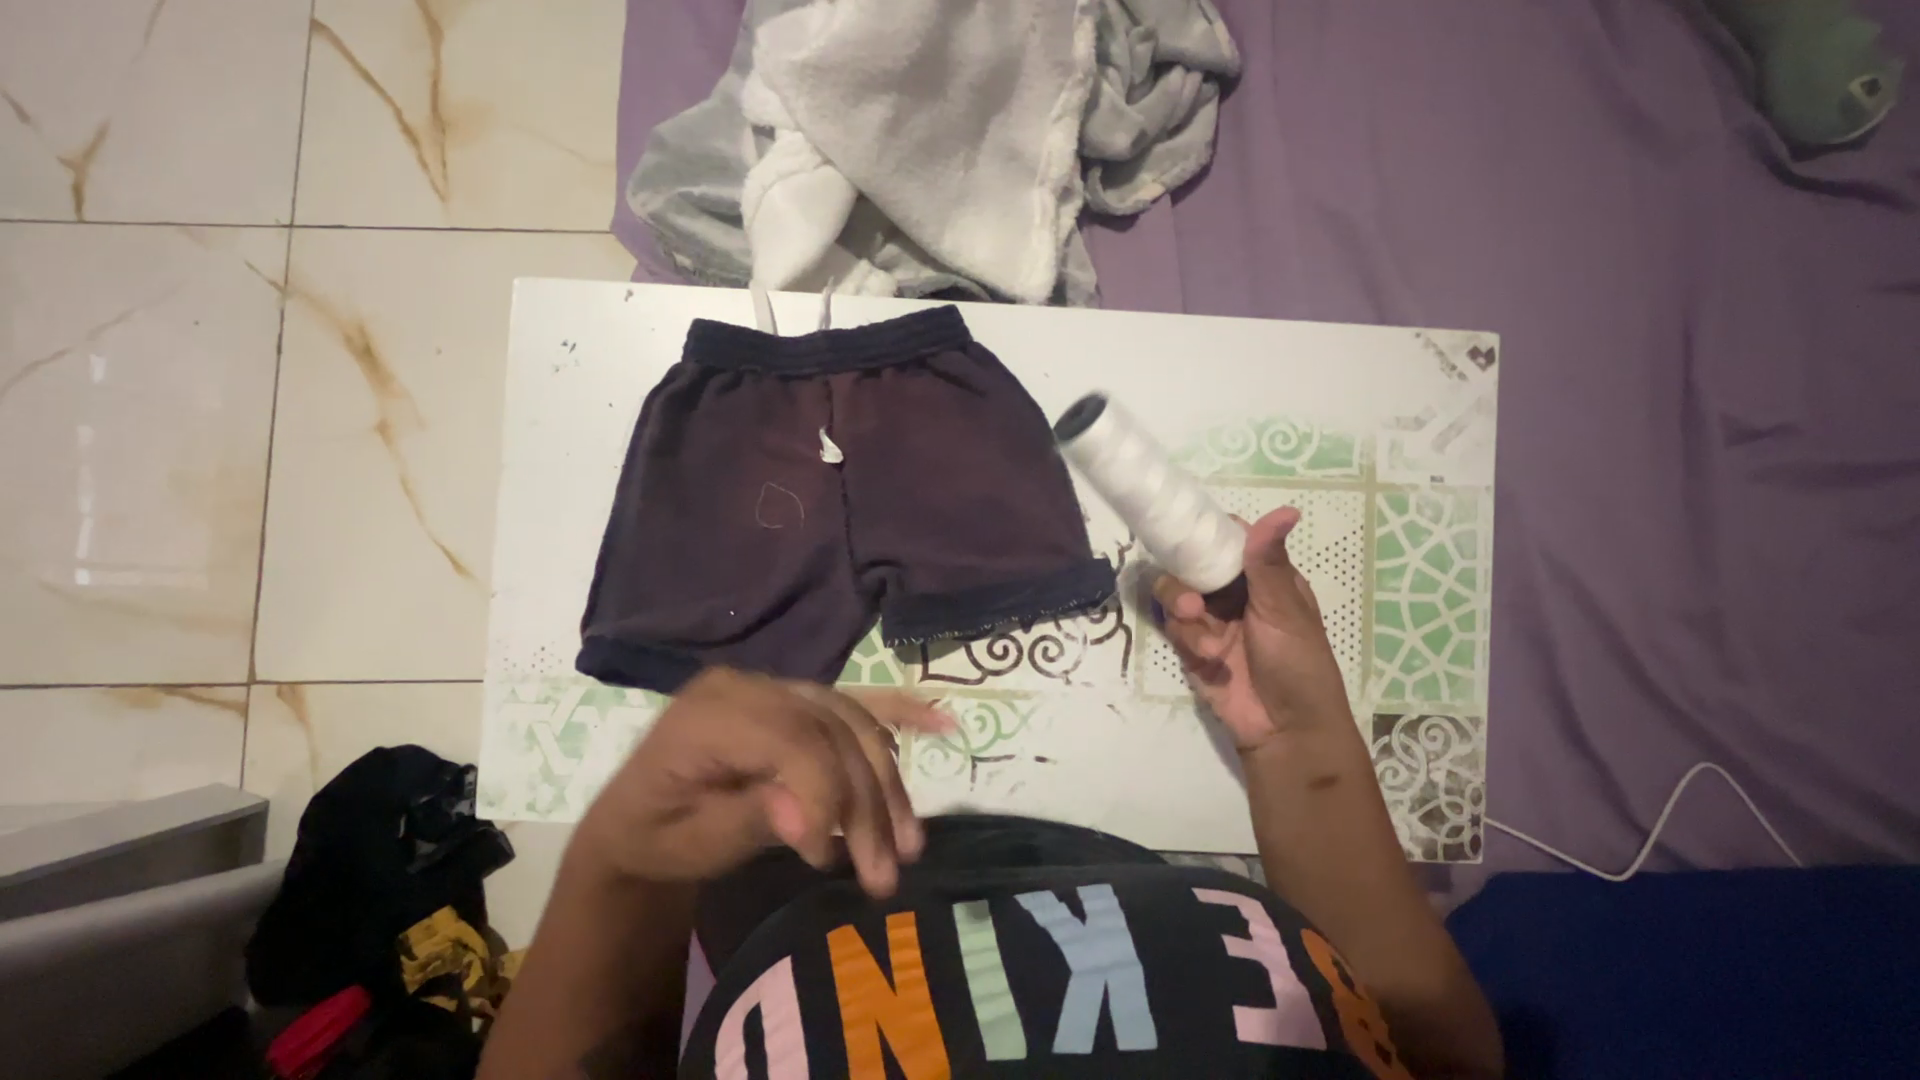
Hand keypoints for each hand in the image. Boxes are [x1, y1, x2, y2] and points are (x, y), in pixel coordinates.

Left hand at [573, 668, 953, 897]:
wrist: (638, 820)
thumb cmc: (657, 837)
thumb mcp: (687, 845)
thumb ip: (745, 823)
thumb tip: (809, 820)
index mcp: (711, 712)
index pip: (793, 741)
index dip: (825, 797)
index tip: (828, 861)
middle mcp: (750, 686)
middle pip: (833, 733)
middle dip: (868, 803)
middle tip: (887, 872)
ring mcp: (777, 686)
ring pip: (853, 722)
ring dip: (888, 782)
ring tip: (910, 842)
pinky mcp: (797, 698)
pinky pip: (854, 701)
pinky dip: (900, 712)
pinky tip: (942, 720)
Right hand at [1153, 506, 1353, 753]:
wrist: (1286, 730)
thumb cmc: (1299, 664)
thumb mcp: (1284, 609)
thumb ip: (1268, 561)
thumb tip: (1287, 508)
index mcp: (1263, 577)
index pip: (1228, 539)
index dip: (1207, 532)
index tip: (1185, 528)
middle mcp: (1234, 593)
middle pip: (1191, 564)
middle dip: (1185, 577)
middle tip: (1192, 599)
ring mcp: (1211, 620)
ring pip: (1175, 594)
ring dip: (1182, 608)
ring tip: (1199, 626)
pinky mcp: (1192, 647)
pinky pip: (1173, 628)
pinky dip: (1187, 638)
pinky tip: (1208, 655)